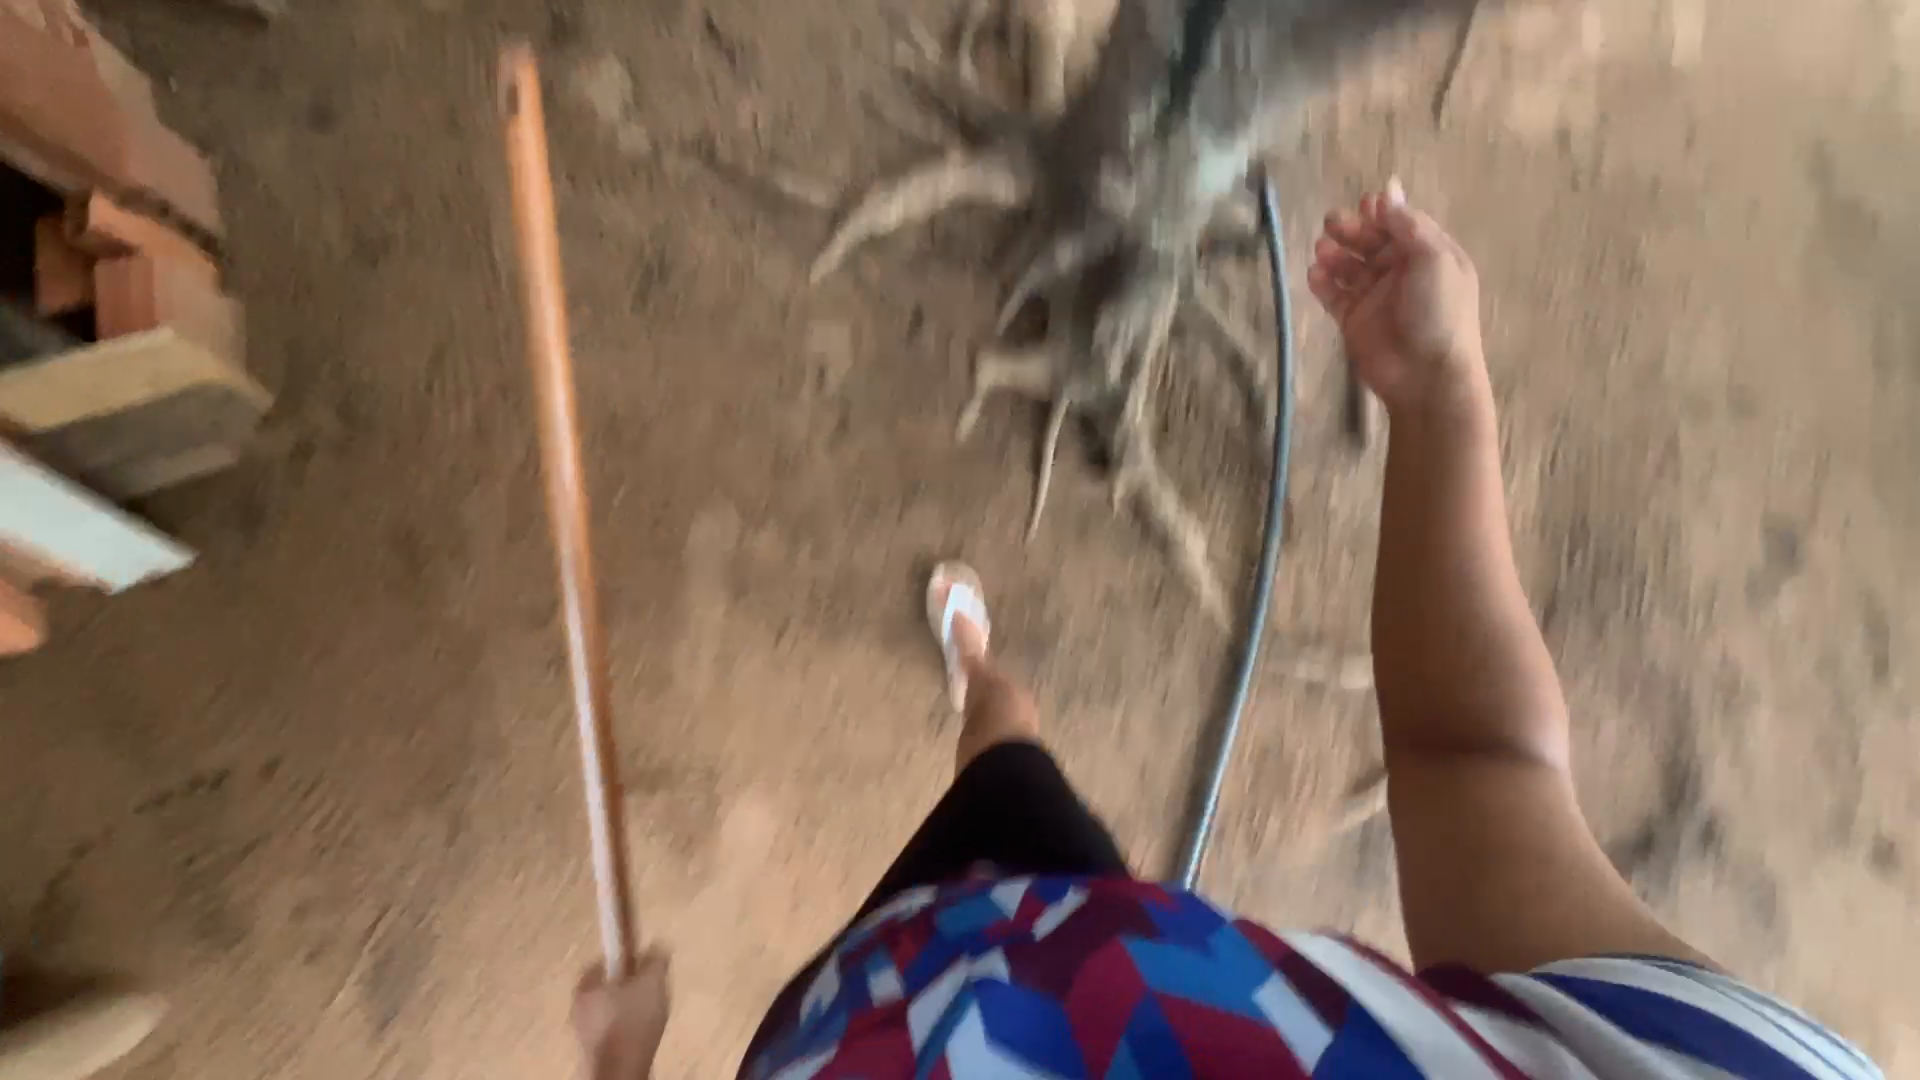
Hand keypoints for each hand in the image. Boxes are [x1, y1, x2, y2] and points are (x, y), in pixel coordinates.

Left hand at [572, 950, 670, 1079]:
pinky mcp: (592, 1053)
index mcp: (586, 986)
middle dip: (627, 986)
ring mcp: (583, 1033)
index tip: (641, 963)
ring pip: (609, 1010)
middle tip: (649, 987)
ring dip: (628, 1009)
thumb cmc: (633, 1019)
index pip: (602, 962)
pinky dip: (625, 1029)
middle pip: (606, 986)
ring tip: (649, 1011)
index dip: (623, 958)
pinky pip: (611, 1031)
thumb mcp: (653, 980)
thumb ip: (655, 959)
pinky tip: (642, 1032)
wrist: (621, 1071)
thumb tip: (657, 948)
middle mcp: (578, 1008)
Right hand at [1307, 180, 1487, 421]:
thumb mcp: (1432, 259)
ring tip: (1320, 249)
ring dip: (1334, 255)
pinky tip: (1313, 273)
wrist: (1425, 374)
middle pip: (1371, 244)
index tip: (1363, 205)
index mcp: (1429, 255)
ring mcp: (1375, 298)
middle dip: (1352, 231)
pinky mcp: (1353, 321)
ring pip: (1349, 268)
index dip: (1382, 213)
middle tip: (1330, 223)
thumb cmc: (1439, 312)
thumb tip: (1386, 190)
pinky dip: (1322, 284)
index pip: (1401, 225)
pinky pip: (1334, 296)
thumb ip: (1407, 225)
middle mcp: (1401, 273)